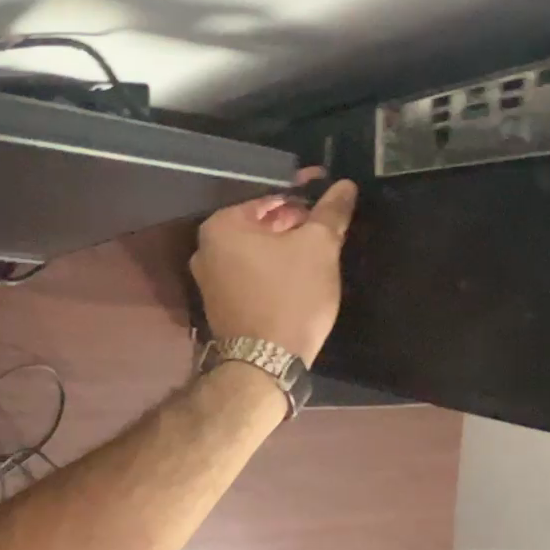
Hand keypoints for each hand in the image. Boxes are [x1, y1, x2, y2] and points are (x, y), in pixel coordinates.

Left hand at [191, 168, 358, 365]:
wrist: (266, 363)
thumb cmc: (290, 295)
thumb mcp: (318, 247)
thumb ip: (330, 213)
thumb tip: (344, 186)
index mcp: (220, 226)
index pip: (269, 197)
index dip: (304, 193)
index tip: (330, 191)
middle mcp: (205, 249)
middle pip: (260, 224)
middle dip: (296, 221)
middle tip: (331, 224)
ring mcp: (209, 280)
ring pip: (257, 251)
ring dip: (287, 246)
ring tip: (323, 247)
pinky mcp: (221, 304)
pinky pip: (252, 274)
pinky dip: (275, 269)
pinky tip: (302, 273)